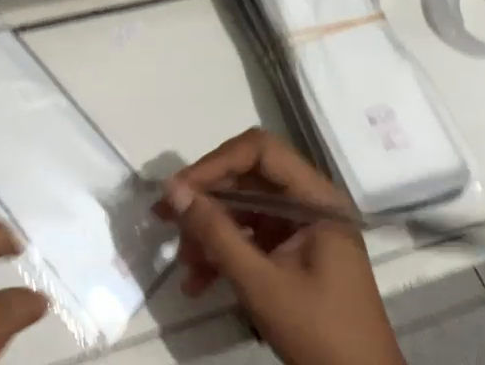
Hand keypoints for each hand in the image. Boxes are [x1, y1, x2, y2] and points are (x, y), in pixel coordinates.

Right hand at [160, 129, 405, 364]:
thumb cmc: (320, 332)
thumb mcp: (260, 283)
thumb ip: (215, 232)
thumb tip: (172, 189)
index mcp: (317, 200)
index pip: (260, 152)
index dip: (216, 163)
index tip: (181, 190)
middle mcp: (310, 205)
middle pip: (247, 179)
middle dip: (205, 201)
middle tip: (165, 219)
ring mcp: (302, 230)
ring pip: (243, 210)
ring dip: (209, 232)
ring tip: (182, 261)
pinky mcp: (293, 255)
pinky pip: (251, 238)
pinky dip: (223, 254)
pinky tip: (198, 281)